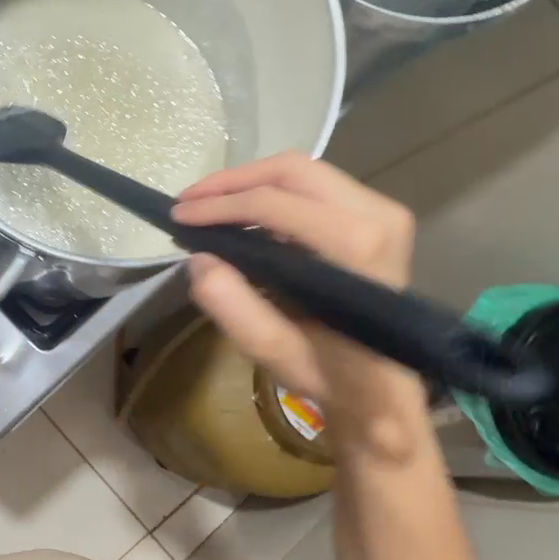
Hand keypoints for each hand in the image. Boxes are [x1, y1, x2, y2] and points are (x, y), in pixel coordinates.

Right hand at [174, 153, 425, 449]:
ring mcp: (381, 212)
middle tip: (187, 203)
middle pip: (292, 171)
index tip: (177, 216)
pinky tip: (239, 219)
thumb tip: (198, 259)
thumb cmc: (328, 372)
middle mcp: (376, 216)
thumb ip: (232, 305)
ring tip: (206, 208)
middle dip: (231, 182)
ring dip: (249, 185)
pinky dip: (270, 195)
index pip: (274, 203)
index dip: (219, 205)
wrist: (380, 388)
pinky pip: (314, 189)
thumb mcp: (272, 350)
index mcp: (356, 248)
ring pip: (303, 173)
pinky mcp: (375, 217)